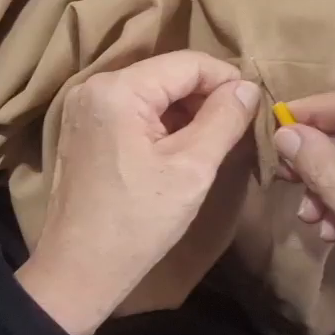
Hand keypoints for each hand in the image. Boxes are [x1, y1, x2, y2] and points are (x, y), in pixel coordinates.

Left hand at [20, 51, 260, 334]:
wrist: (79, 271)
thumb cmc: (138, 221)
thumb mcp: (192, 169)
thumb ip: (224, 119)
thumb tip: (248, 87)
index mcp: (118, 89)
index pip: (188, 63)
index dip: (227, 80)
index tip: (255, 107)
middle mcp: (94, 86)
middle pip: (168, 74)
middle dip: (207, 96)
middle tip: (238, 128)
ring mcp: (84, 108)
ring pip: (152, 92)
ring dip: (186, 111)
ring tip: (215, 141)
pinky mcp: (84, 129)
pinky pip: (133, 111)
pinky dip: (162, 124)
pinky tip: (182, 150)